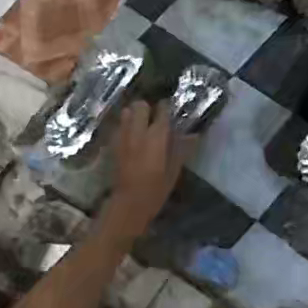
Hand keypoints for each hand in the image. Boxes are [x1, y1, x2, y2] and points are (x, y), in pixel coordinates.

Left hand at [100, 101, 185, 238]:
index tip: (170, 110)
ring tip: (141, 125)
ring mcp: (123, 137)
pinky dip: (126, 126)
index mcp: (156, 137)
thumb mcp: (174, 170)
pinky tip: (131, 137)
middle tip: (154, 117)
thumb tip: (193, 135)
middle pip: (140, 105)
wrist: (129, 202)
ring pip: (126, 112)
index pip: (162, 111)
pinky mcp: (113, 145)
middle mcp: (138, 132)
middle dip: (147, 108)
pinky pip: (120, 126)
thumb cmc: (156, 189)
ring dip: (134, 114)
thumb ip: (182, 149)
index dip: (166, 107)